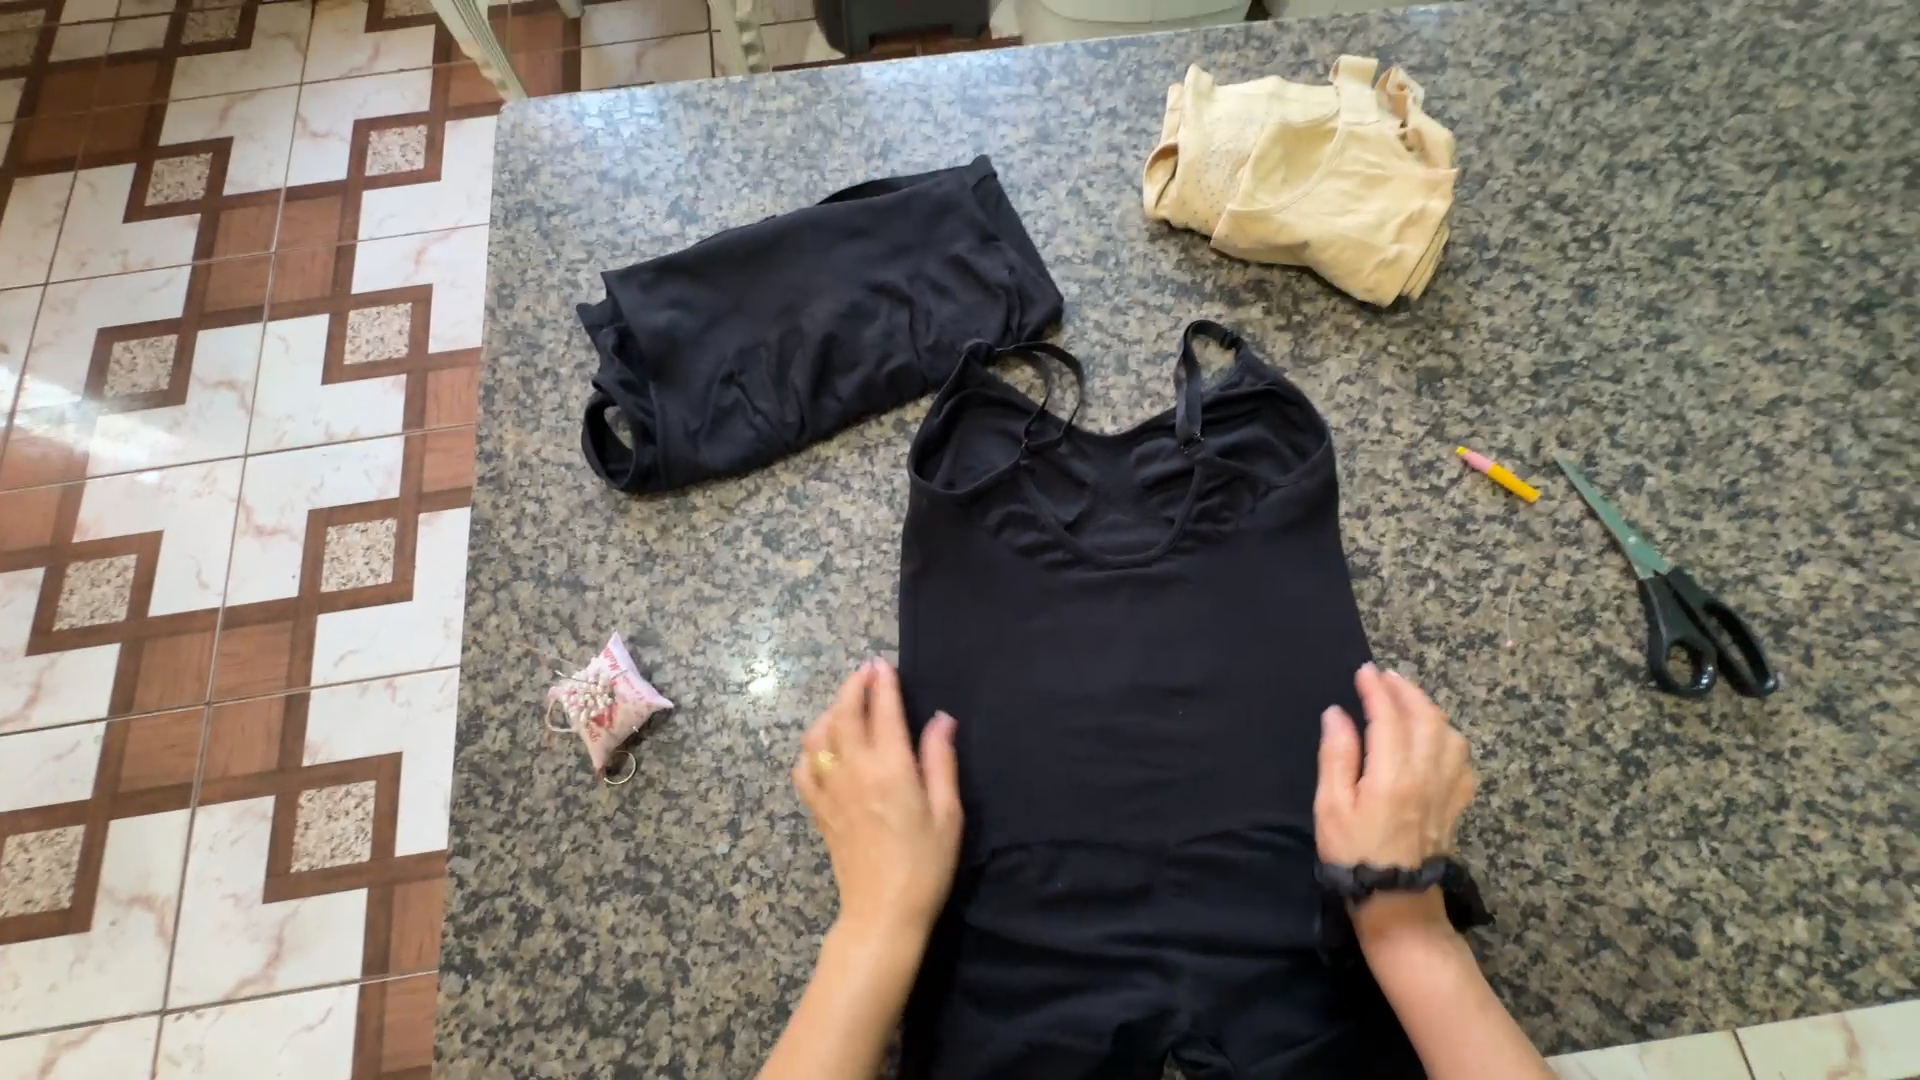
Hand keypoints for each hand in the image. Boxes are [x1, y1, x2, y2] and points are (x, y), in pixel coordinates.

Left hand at [793, 658, 962, 942]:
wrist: (882, 913)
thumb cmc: (925, 863)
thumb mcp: (947, 812)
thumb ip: (941, 761)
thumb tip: (941, 719)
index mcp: (890, 767)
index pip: (882, 710)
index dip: (882, 683)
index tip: (883, 664)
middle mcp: (854, 770)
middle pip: (843, 713)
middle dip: (853, 686)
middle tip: (865, 672)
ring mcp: (830, 789)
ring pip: (817, 735)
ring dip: (830, 711)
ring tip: (846, 704)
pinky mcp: (818, 810)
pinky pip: (803, 769)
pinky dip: (810, 749)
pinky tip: (822, 748)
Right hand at [1314, 664, 1473, 934]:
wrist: (1397, 902)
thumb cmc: (1354, 852)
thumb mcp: (1331, 805)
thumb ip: (1336, 755)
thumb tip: (1337, 714)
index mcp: (1393, 773)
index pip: (1388, 716)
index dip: (1376, 689)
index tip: (1363, 670)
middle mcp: (1426, 775)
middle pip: (1425, 718)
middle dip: (1406, 690)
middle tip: (1385, 676)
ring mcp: (1447, 790)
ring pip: (1450, 735)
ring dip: (1430, 710)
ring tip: (1408, 700)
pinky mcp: (1456, 806)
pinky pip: (1464, 762)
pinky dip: (1450, 740)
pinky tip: (1436, 740)